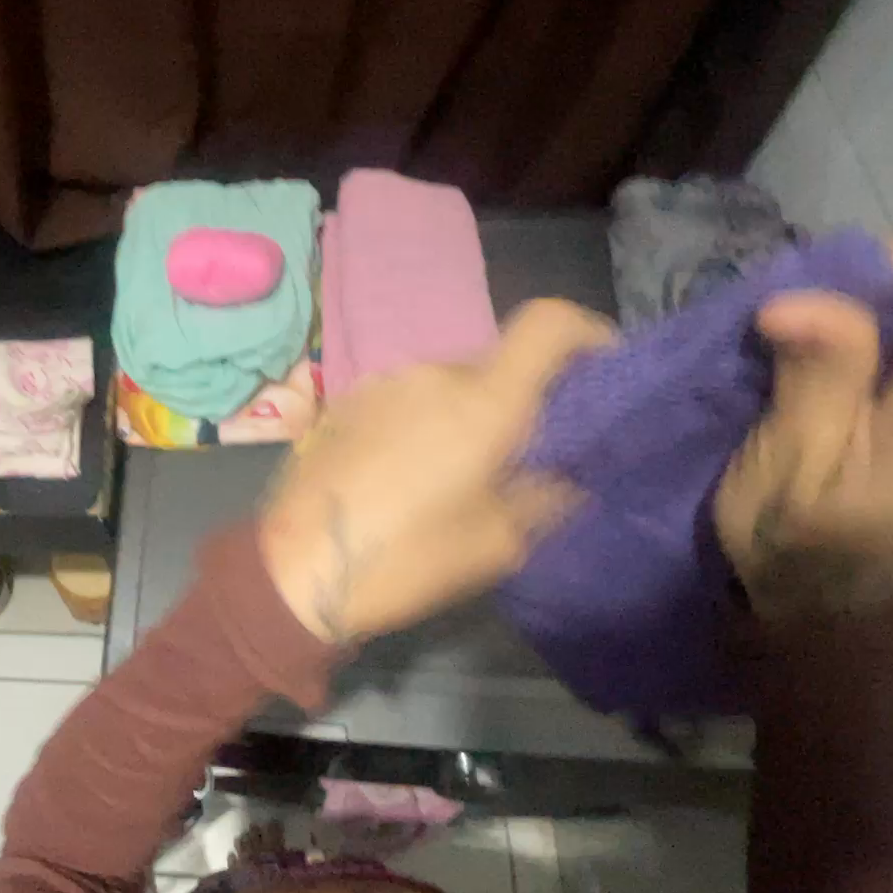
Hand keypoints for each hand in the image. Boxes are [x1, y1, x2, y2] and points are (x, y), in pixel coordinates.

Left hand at [259, 298, 614, 642]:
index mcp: (481, 400)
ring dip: (463, 414)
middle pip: (494, 364)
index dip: (585, 333)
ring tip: (455, 473)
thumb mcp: (497, 542)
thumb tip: (564, 472)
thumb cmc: (404, 560)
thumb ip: (545, 494)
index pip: (547, 323)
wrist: (295, 569)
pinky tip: (404, 472)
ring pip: (444, 384)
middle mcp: (429, 374)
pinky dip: (420, 422)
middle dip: (517, 399)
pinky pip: (402, 400)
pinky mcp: (341, 405)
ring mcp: (378, 385)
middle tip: (519, 456)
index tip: (596, 373)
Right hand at [715, 233, 892, 616]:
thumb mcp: (783, 466)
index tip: (806, 304)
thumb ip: (814, 376)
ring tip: (841, 349)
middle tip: (814, 329)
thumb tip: (796, 299)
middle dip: (892, 280)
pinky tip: (879, 363)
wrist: (840, 596)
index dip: (882, 264)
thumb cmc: (792, 537)